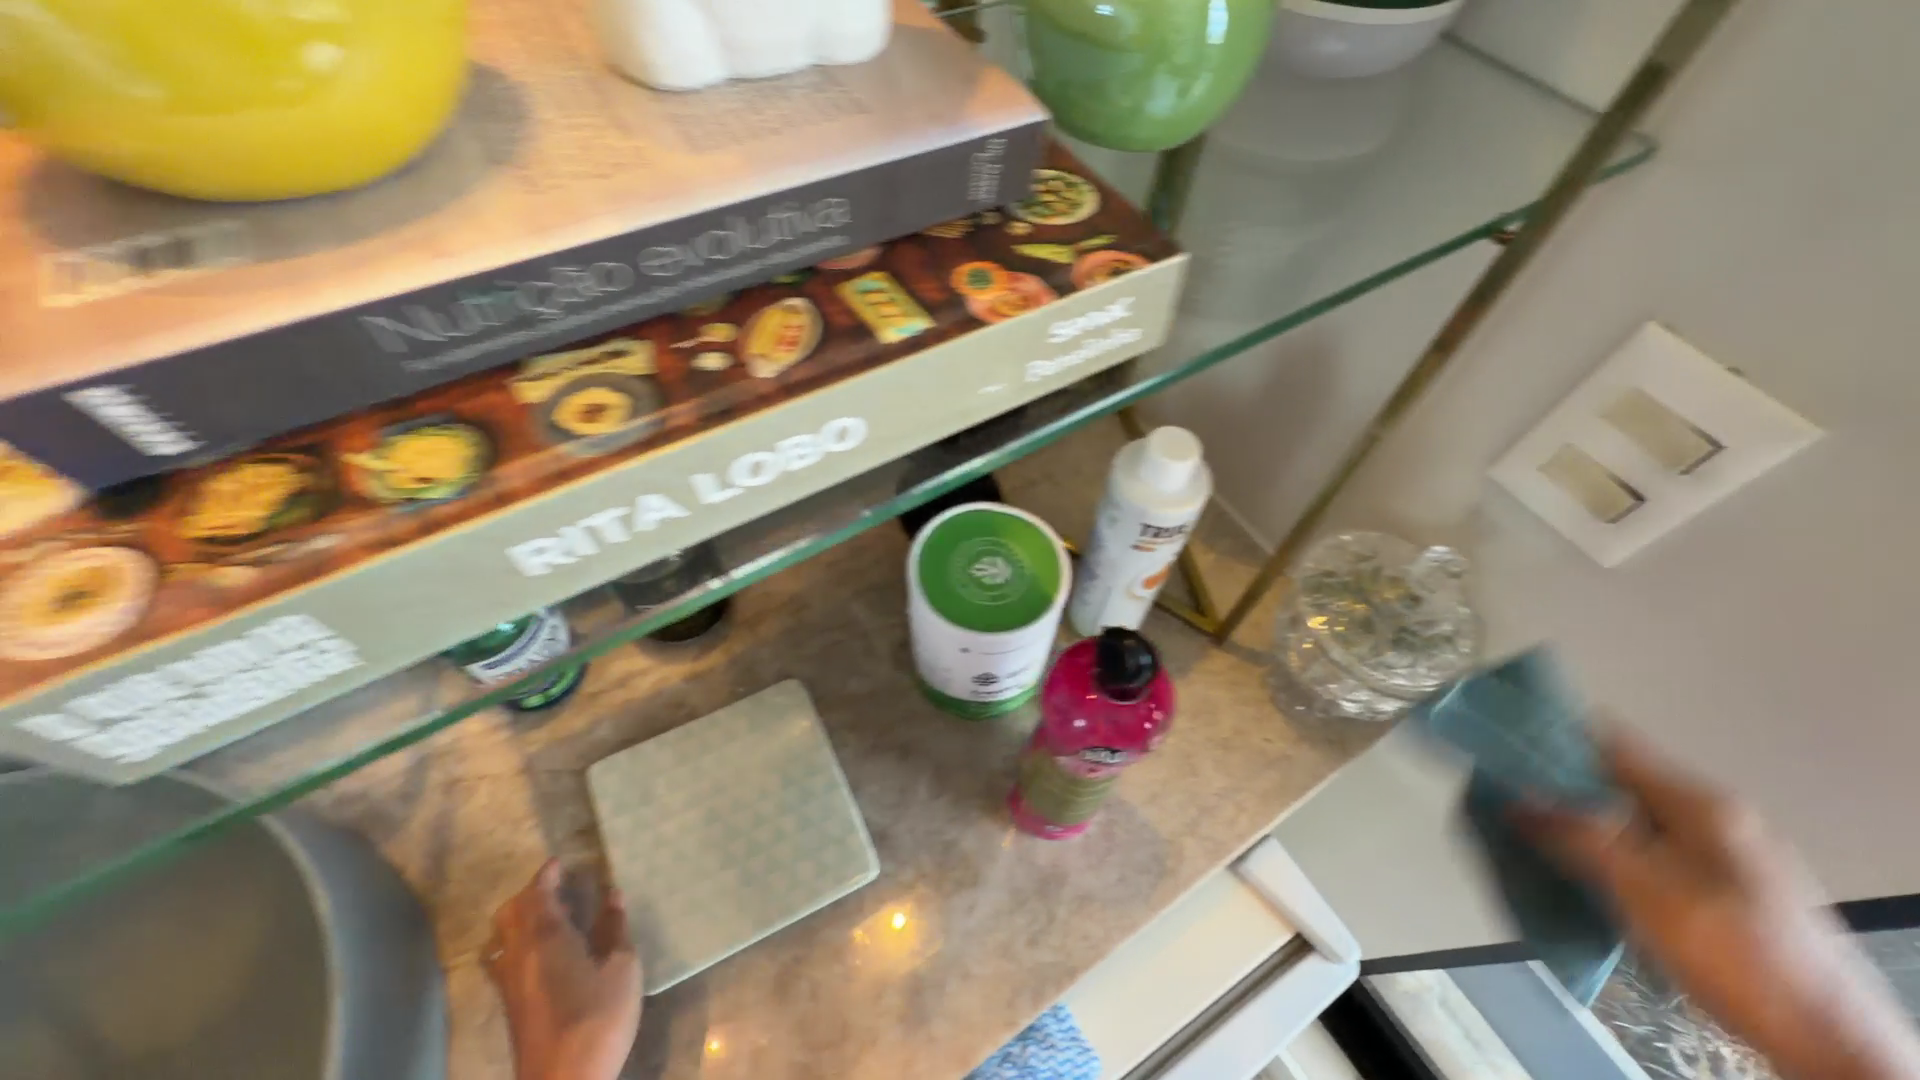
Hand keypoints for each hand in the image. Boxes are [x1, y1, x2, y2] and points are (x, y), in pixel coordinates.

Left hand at [485, 860, 642, 1079]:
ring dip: (520, 919)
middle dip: (530, 894)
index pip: (538, 894)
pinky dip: (517, 944)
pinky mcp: (510, 1006)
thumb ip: (614, 928)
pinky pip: (504, 959)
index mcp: (546, 937)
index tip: (560, 862)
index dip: (547, 875)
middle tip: (557, 888)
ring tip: (549, 918)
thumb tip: (612, 896)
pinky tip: (543, 955)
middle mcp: (519, 954)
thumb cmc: (598, 1019)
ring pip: (503, 936)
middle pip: (511, 912)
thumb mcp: (622, 968)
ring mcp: (509, 983)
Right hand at [1520, 733, 1919, 1079]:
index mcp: (1700, 804)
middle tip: (1497, 794)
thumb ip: (1579, 838)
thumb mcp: (1646, 890)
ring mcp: (1720, 855)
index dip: (1554, 736)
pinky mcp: (1718, 890)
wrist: (1830, 1043)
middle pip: (1617, 782)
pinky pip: (1644, 851)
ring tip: (1520, 830)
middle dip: (1555, 784)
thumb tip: (1514, 800)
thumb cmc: (1735, 953)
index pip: (1613, 744)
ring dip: (1575, 822)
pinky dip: (1602, 852)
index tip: (1497, 740)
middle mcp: (1712, 818)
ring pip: (1627, 820)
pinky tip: (1572, 870)